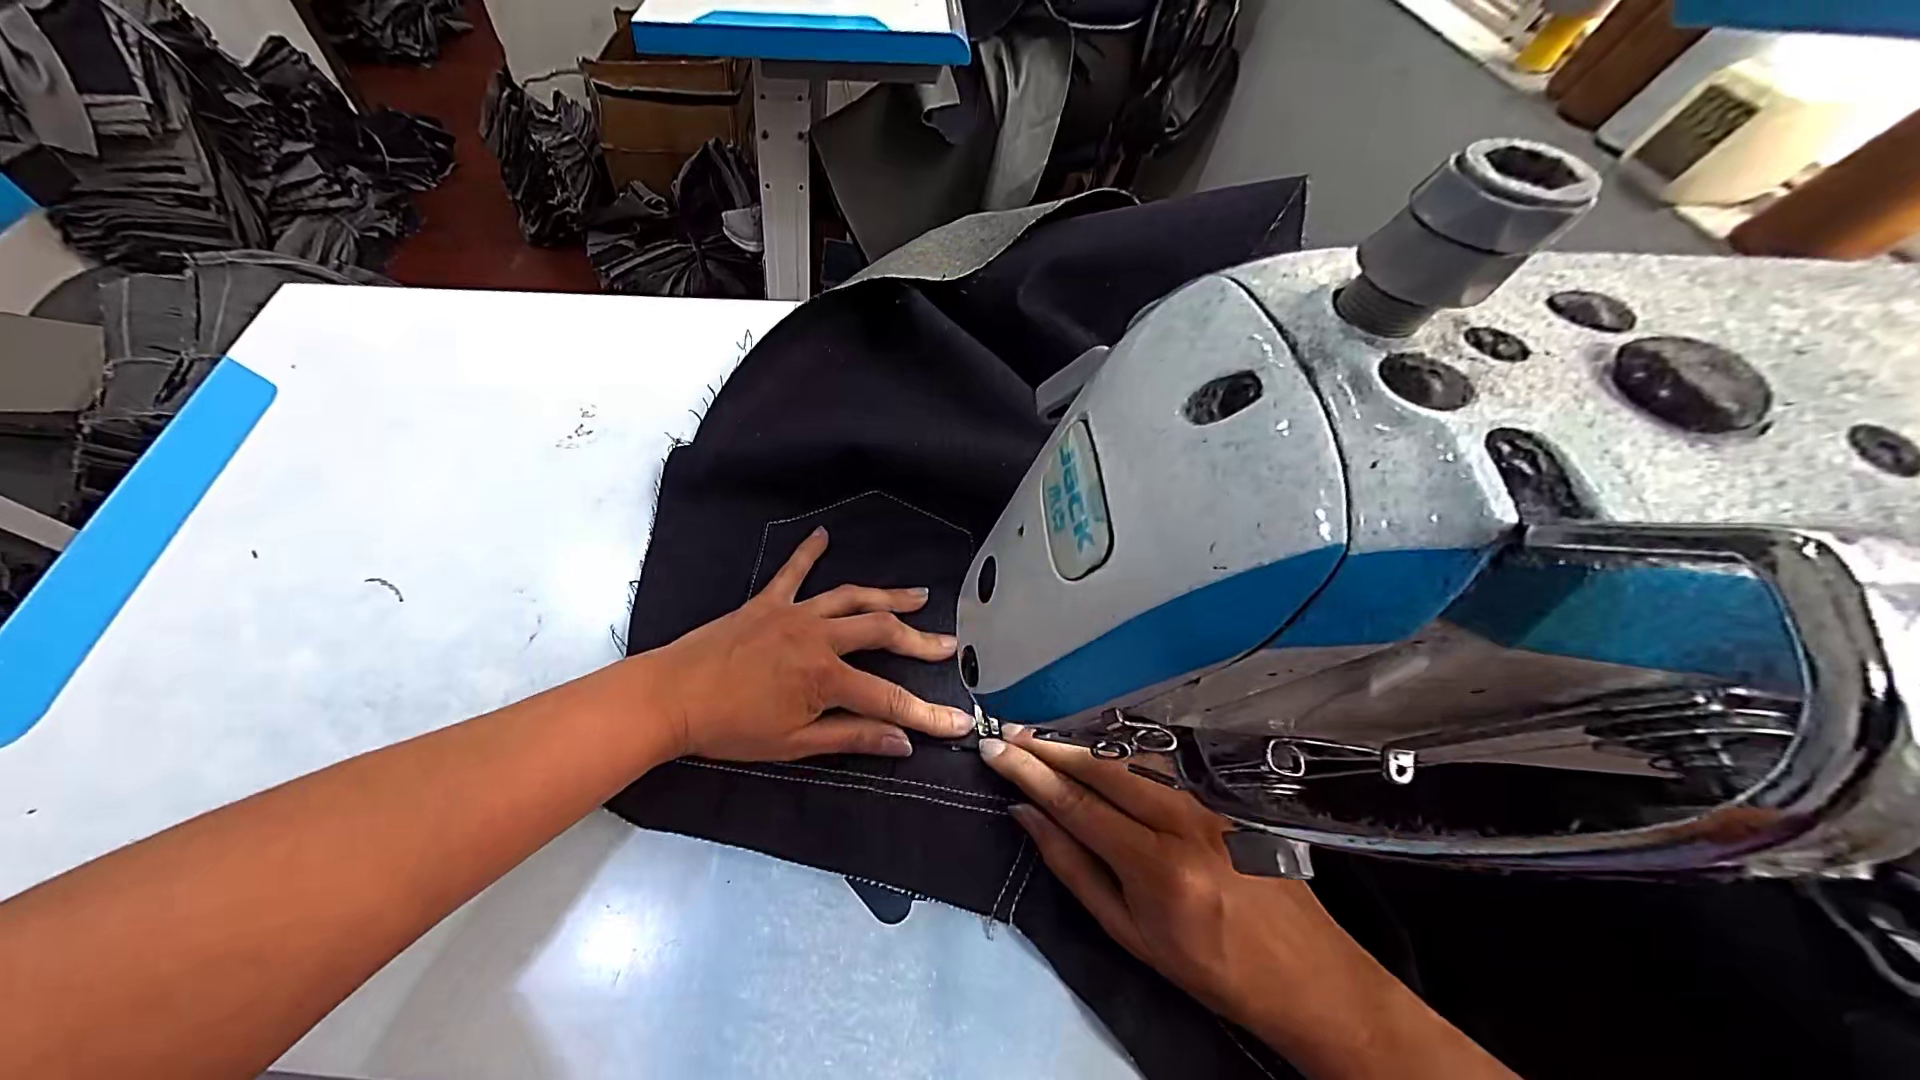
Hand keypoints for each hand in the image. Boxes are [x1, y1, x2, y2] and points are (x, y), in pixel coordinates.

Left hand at [637, 527, 975, 761]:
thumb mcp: (794, 744)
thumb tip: (901, 743)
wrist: (669, 697)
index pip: (889, 698)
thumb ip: (852, 737)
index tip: (960, 723)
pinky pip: (793, 572)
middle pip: (881, 631)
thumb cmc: (728, 728)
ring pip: (851, 597)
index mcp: (825, 676)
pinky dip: (809, 553)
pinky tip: (823, 535)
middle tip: (947, 645)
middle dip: (919, 641)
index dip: (928, 714)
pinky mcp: (767, 602)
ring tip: (918, 596)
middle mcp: (818, 636)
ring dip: (887, 596)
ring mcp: (793, 613)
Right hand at [978, 726, 1365, 1027]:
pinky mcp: (1221, 792)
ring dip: (1080, 741)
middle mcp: (1183, 820)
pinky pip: (1158, 760)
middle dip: (1048, 746)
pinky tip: (1093, 744)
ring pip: (1130, 754)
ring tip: (1040, 735)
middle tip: (1009, 732)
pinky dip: (1117, 747)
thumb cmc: (1210, 967)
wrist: (1306, 973)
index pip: (1076, 803)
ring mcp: (1207, 800)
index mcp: (1157, 866)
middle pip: (1101, 766)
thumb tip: (1026, 816)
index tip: (995, 752)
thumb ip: (1073, 868)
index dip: (1029, 774)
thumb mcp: (1129, 933)